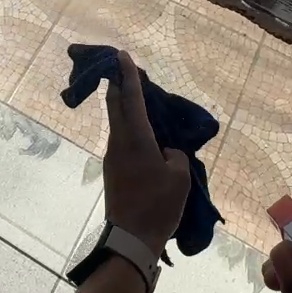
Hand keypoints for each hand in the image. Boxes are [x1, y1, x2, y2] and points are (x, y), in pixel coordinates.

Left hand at [102, 50, 191, 255]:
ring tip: (140, 101)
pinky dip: (128, 126)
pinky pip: (120, 138)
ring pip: (116, 121)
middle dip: (120, 84)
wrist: (130, 238)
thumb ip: (175, 155)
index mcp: (135, 138)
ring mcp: (112, 155)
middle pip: (115, 104)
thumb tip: (165, 151)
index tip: (122, 55)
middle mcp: (118, 141)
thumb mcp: (179, 178)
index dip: (128, 75)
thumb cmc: (157, 205)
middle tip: (127, 71)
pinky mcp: (112, 169)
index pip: (131, 98)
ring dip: (124, 107)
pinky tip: (143, 134)